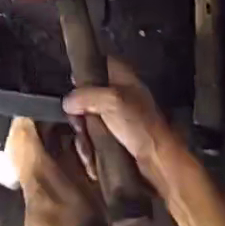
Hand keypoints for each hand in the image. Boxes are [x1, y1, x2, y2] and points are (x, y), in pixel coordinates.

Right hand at [61, 57, 175, 171]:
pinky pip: (95, 142)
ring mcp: (118, 120)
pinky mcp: (117, 141)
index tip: (72, 84)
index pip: (101, 63)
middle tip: (80, 127)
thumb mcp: (111, 101)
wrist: (158, 159)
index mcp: (123, 78)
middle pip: (88, 98)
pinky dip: (92, 152)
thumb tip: (67, 102)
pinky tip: (93, 162)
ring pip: (89, 123)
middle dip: (80, 116)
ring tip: (88, 151)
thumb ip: (85, 96)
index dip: (85, 72)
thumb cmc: (137, 123)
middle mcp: (120, 96)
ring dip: (85, 140)